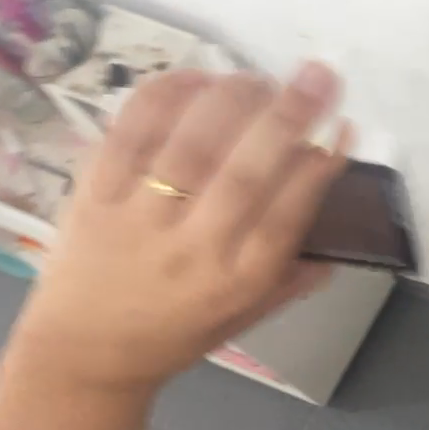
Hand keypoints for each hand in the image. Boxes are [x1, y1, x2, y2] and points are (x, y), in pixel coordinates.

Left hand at [7, 63, 351, 395]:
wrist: (86, 352)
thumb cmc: (179, 336)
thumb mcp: (247, 318)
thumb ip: (290, 280)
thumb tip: (333, 246)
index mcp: (240, 281)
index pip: (286, 217)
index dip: (317, 171)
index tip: (342, 130)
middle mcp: (195, 248)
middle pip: (244, 173)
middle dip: (287, 120)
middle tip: (319, 78)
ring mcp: (141, 217)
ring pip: (190, 147)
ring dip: (232, 102)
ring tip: (261, 76)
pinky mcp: (94, 193)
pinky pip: (129, 135)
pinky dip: (163, 99)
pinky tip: (197, 77)